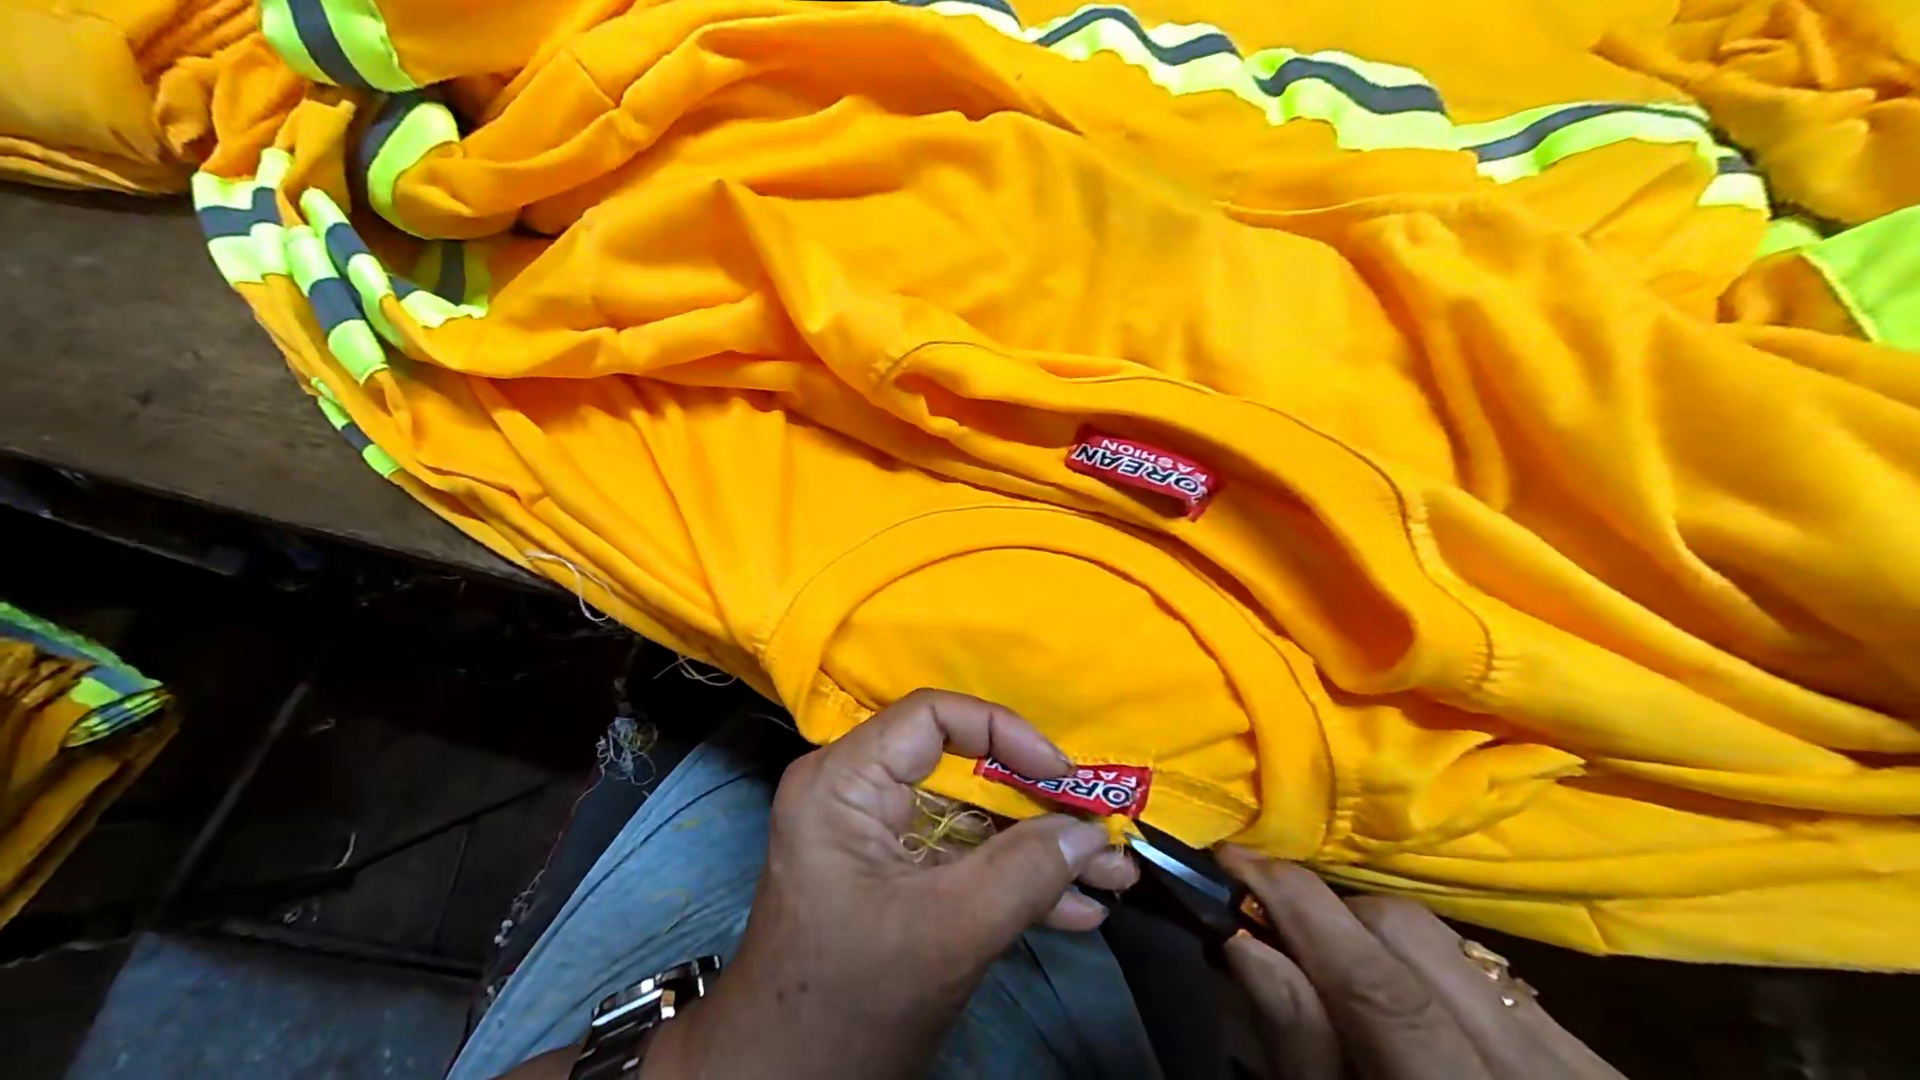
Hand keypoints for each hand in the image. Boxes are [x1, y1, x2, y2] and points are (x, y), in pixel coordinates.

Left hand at [643, 689, 1137, 1079]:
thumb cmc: (849, 1001)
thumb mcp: (948, 932)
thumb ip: (1025, 873)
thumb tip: (1091, 833)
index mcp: (844, 782)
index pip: (932, 717)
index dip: (1004, 733)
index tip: (1061, 772)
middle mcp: (856, 791)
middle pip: (960, 766)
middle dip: (1037, 802)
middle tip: (1100, 824)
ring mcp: (877, 833)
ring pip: (971, 815)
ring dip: (1040, 847)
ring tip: (1110, 874)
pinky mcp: (896, 871)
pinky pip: (961, 855)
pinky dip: (1014, 878)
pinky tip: (1075, 908)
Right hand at [1217, 850, 1622, 1079]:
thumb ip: (1302, 1053)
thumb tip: (1245, 942)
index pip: (1379, 987)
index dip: (1299, 909)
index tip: (1233, 861)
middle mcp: (1541, 1075)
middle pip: (1409, 934)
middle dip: (1323, 911)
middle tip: (1266, 917)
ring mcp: (1581, 1064)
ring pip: (1444, 937)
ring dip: (1365, 929)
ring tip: (1324, 953)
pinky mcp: (1591, 1055)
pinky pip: (1480, 965)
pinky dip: (1416, 957)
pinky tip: (1393, 985)